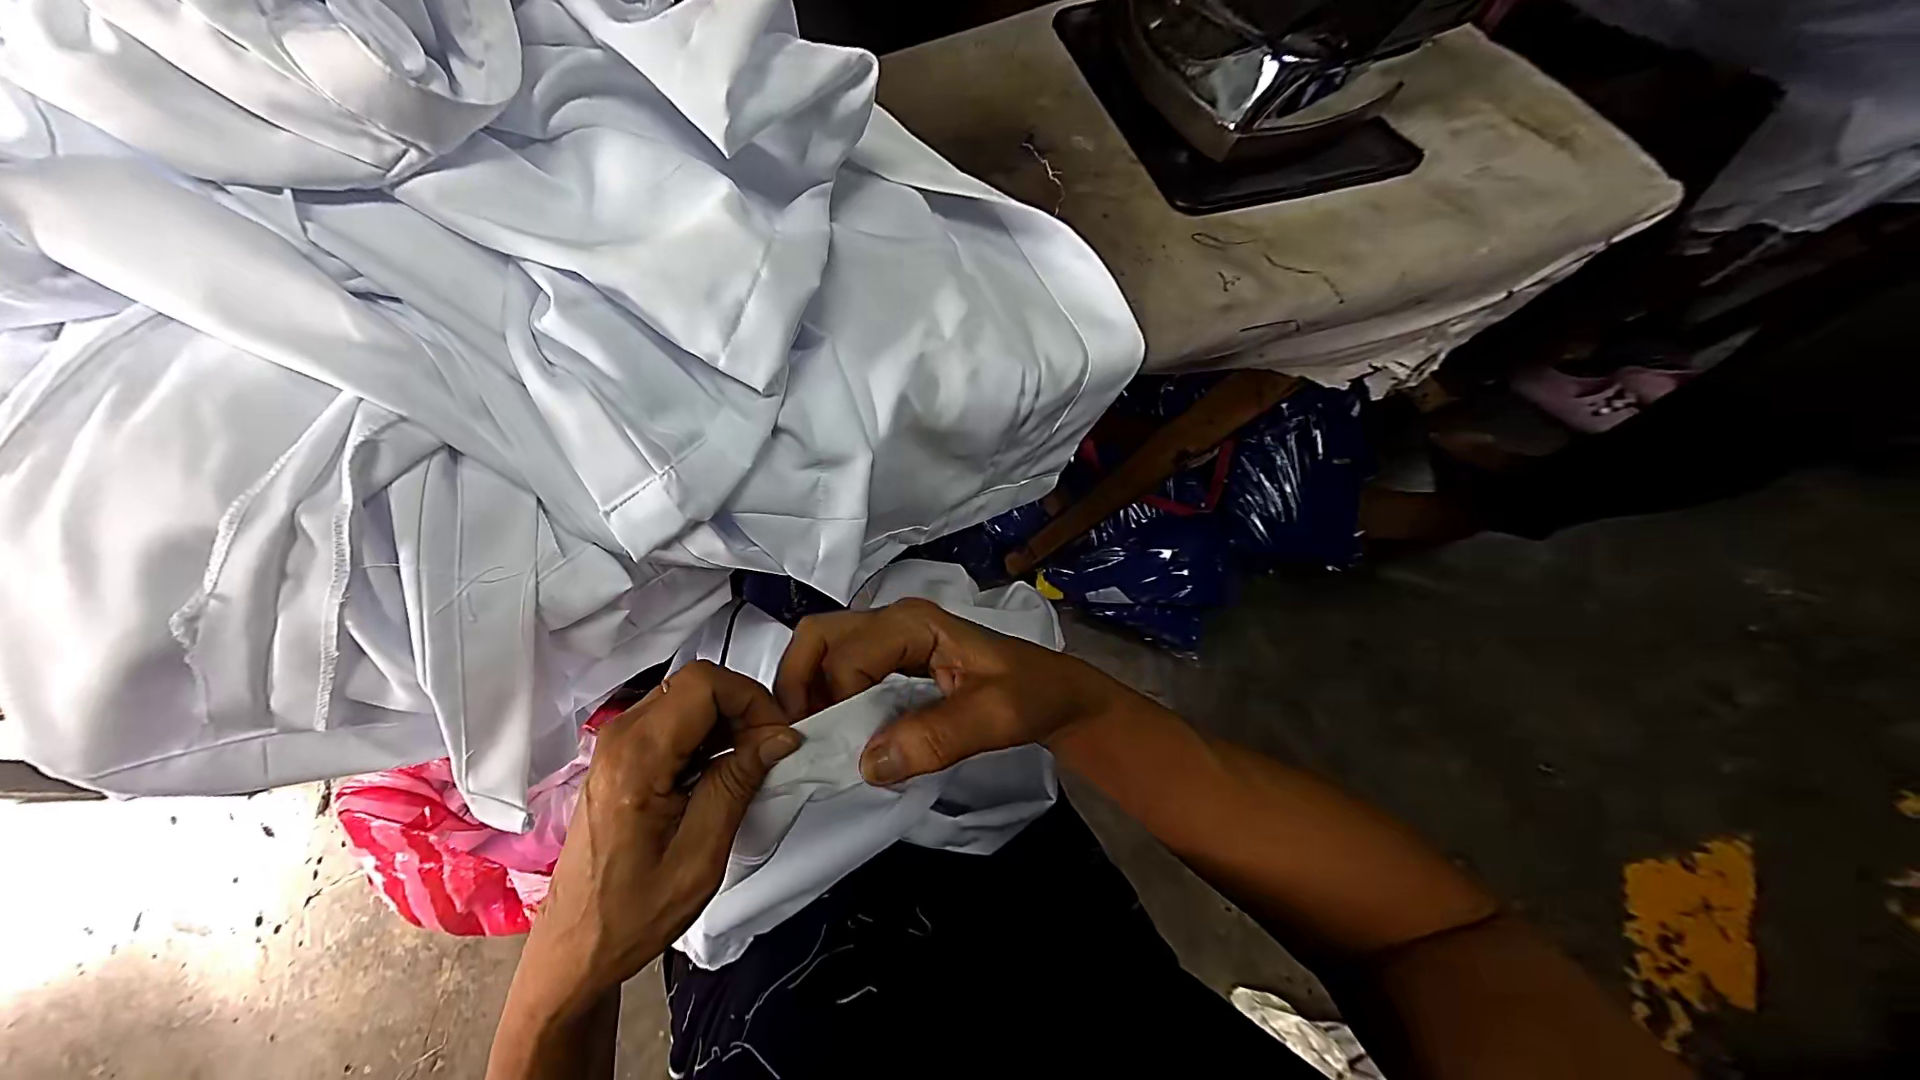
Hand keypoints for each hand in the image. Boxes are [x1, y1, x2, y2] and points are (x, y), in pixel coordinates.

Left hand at [510, 662, 800, 1020]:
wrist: (575, 946)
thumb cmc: (630, 914)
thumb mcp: (699, 855)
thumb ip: (738, 784)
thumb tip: (779, 738)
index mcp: (635, 759)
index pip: (705, 683)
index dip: (751, 700)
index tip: (774, 739)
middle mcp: (620, 738)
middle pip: (698, 681)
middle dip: (745, 706)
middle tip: (767, 750)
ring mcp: (618, 743)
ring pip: (690, 694)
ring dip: (730, 719)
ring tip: (749, 763)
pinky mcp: (624, 754)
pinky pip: (678, 717)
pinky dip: (711, 731)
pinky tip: (722, 769)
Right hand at [773, 598, 1124, 784]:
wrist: (1055, 695)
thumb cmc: (1032, 695)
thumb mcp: (997, 717)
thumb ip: (937, 737)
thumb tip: (866, 763)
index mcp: (915, 625)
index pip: (847, 657)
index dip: (836, 704)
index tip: (844, 749)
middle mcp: (893, 623)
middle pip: (818, 637)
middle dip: (797, 684)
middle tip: (802, 738)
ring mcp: (890, 639)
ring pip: (822, 650)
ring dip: (806, 692)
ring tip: (816, 739)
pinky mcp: (891, 660)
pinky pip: (839, 670)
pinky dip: (824, 698)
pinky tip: (836, 733)